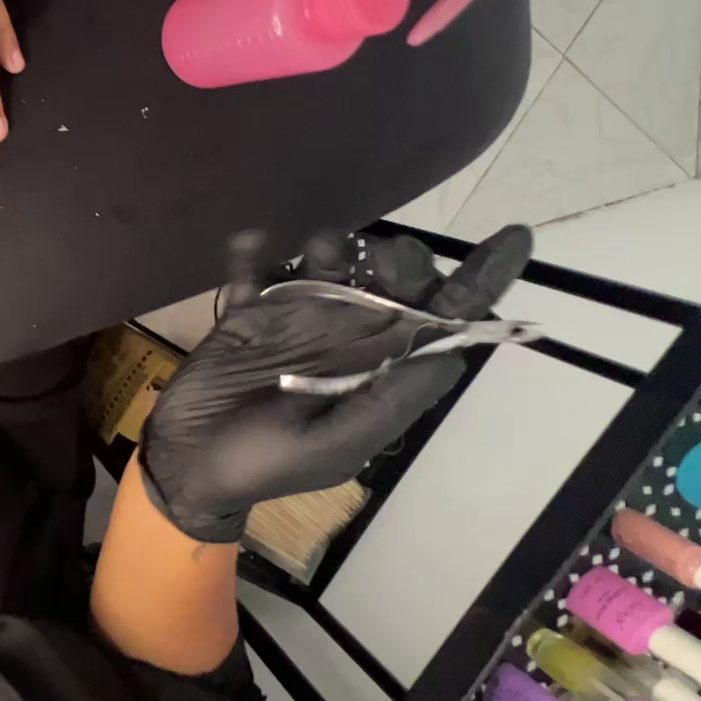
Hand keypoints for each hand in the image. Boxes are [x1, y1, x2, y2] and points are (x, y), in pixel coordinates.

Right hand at [140, 225, 533, 542]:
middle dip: (400, 258)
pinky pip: (257, 267)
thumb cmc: (262, 465)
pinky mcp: (247, 311)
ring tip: (315, 250)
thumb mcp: (333, 447)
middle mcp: (345, 336)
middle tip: (375, 260)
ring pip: (330, 261)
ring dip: (331, 244)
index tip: (515, 236)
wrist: (186, 462)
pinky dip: (254, 252)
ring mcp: (294, 319)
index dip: (483, 279)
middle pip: (392, 278)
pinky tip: (251, 247)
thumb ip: (388, 402)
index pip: (445, 319)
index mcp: (378, 371)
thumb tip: (451, 354)